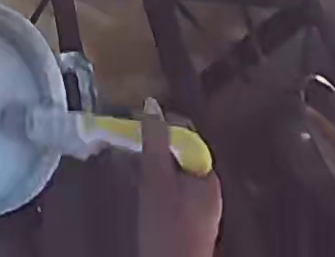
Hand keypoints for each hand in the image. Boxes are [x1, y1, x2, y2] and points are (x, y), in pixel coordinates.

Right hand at [137, 106, 221, 256]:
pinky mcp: (184, 223)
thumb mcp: (156, 178)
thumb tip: (151, 104)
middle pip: (177, 153)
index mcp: (207, 177)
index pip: (186, 135)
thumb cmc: (166, 230)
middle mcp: (206, 191)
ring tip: (127, 161)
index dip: (161, 124)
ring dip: (148, 163)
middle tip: (128, 141)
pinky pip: (168, 190)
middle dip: (151, 144)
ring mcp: (196, 209)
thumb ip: (154, 139)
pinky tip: (135, 185)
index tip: (136, 121)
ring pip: (170, 172)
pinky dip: (151, 183)